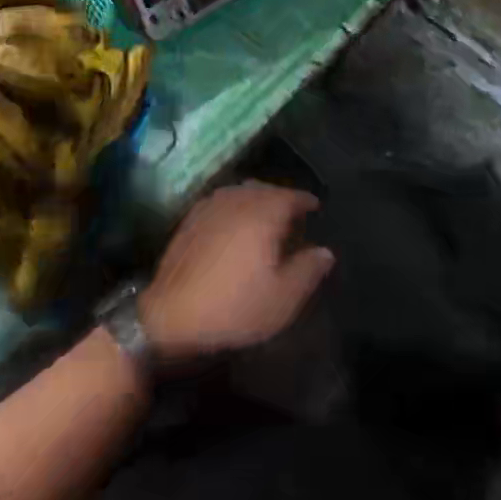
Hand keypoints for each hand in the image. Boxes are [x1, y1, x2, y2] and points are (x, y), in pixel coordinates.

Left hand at [138, 183, 334, 363]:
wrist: (175, 312)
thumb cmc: (236, 306)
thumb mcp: (283, 297)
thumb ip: (307, 270)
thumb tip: (325, 251)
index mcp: (258, 217)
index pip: (285, 196)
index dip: (302, 199)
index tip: (315, 205)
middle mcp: (231, 204)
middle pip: (258, 188)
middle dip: (278, 194)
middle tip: (293, 208)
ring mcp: (206, 209)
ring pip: (235, 191)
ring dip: (254, 195)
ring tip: (267, 212)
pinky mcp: (188, 220)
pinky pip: (217, 200)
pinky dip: (232, 202)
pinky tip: (235, 220)